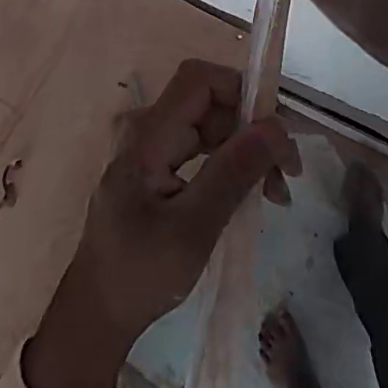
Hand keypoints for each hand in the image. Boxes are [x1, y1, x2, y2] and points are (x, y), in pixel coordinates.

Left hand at [24, 59, 300, 387]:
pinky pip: (199, 146)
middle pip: (208, 102)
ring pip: (209, 124)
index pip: (198, 80)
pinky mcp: (155, 164)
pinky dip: (229, 164)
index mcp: (147, 134)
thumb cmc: (141, 272)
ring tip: (275, 194)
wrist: (99, 308)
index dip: (241, 92)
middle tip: (287, 176)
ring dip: (246, 150)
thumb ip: (233, 173)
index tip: (277, 135)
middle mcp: (146, 128)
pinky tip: (252, 194)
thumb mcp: (194, 228)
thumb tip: (275, 127)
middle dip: (252, 130)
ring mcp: (149, 145)